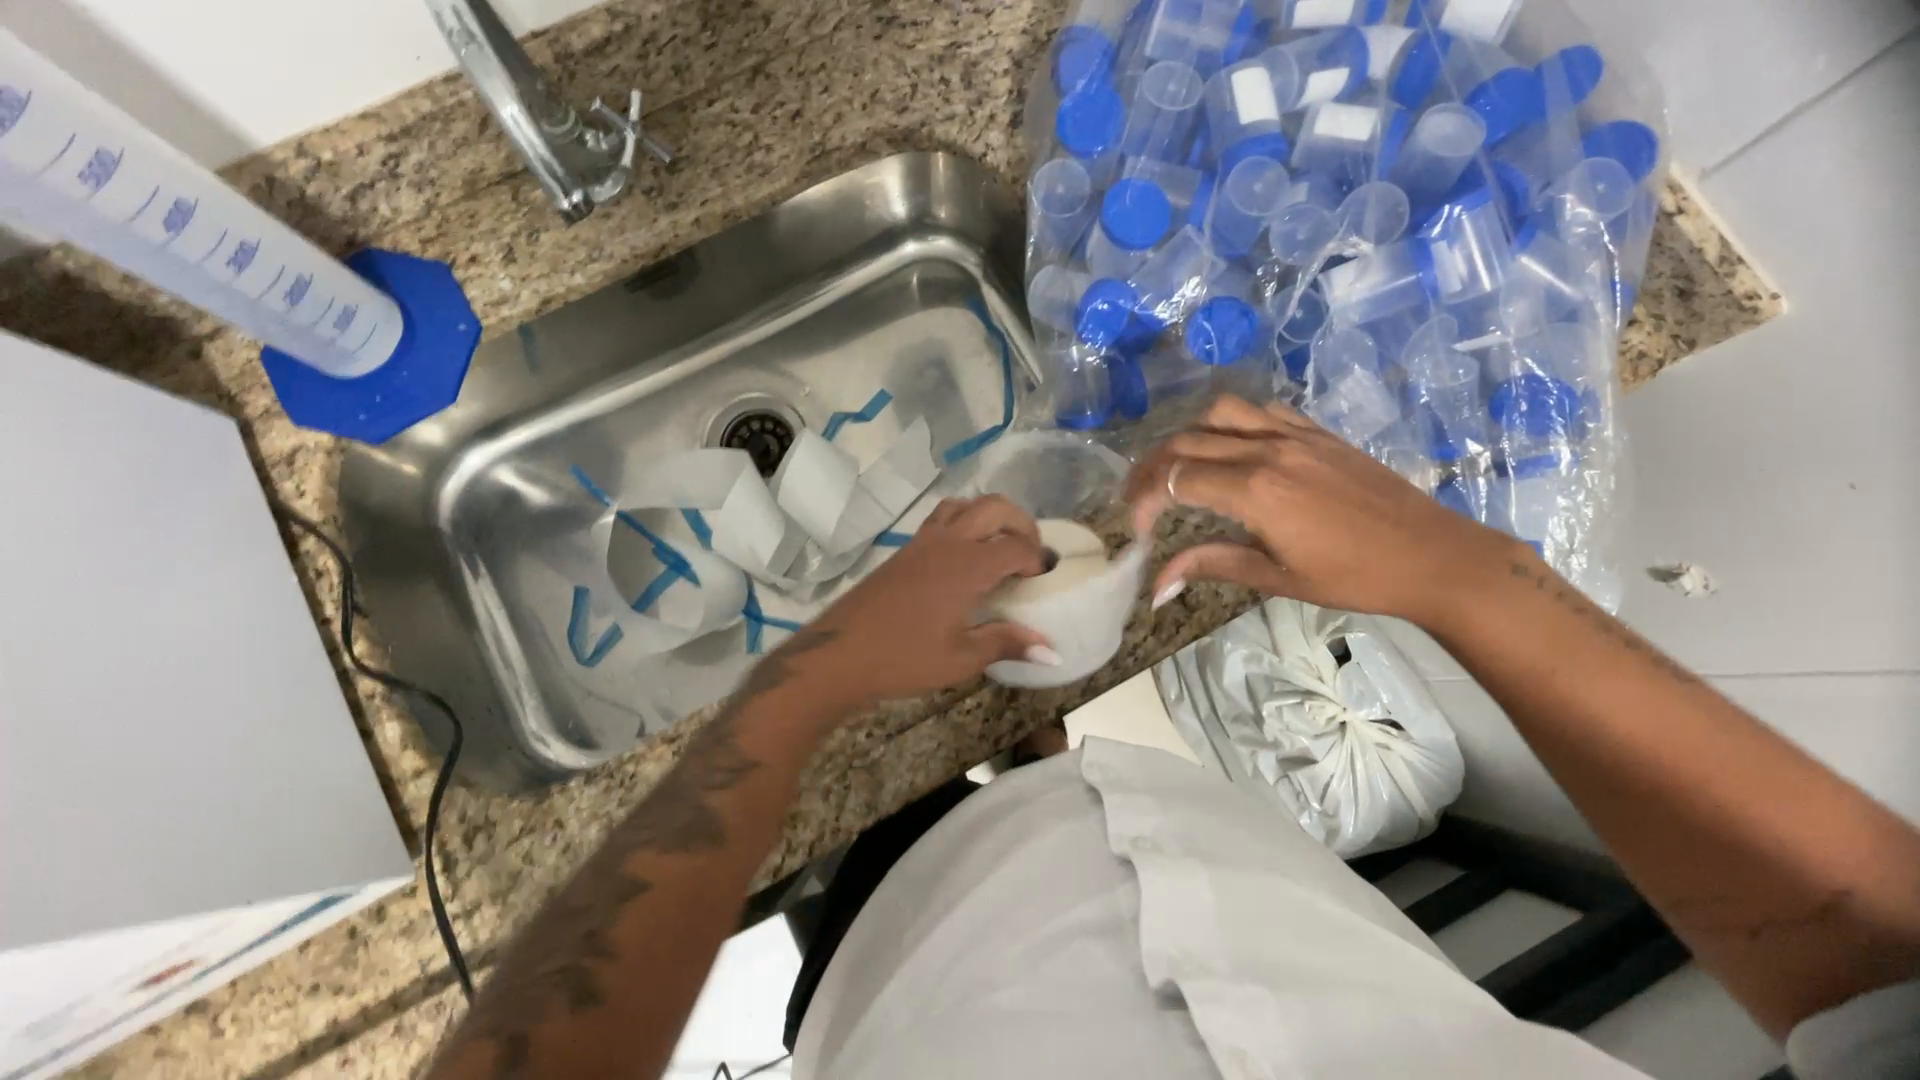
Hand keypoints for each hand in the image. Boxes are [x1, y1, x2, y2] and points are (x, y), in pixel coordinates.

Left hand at [775, 496, 1053, 710]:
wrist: (839, 655)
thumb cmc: (904, 659)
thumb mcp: (961, 658)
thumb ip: (1007, 643)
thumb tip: (1053, 650)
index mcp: (967, 566)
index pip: (1016, 547)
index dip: (1038, 558)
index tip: (1050, 574)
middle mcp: (947, 543)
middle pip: (994, 507)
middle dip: (1021, 523)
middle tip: (1031, 552)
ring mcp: (921, 543)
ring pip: (963, 505)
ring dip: (988, 516)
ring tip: (1000, 545)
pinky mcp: (903, 552)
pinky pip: (941, 519)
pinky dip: (963, 524)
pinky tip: (963, 559)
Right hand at [1127, 397, 1524, 624]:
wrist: (1432, 555)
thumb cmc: (1353, 576)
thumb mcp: (1276, 577)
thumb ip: (1210, 566)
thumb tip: (1156, 588)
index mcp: (1255, 490)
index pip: (1176, 481)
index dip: (1145, 501)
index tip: (1138, 530)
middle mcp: (1268, 450)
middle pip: (1187, 443)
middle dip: (1151, 469)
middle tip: (1138, 498)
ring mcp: (1295, 435)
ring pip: (1220, 413)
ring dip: (1188, 435)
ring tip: (1179, 465)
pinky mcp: (1317, 432)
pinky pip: (1262, 411)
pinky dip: (1232, 423)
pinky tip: (1231, 448)